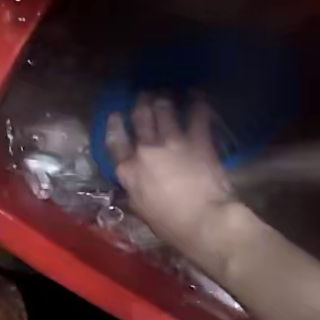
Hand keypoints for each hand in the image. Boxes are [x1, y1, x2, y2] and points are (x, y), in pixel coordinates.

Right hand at [103, 94, 249, 260]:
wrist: (204, 220)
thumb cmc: (171, 226)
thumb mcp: (142, 211)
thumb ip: (135, 191)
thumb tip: (133, 185)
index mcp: (129, 172)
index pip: (115, 142)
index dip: (114, 125)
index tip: (115, 115)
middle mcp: (146, 151)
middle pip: (140, 120)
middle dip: (141, 105)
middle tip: (143, 95)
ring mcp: (173, 142)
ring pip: (164, 112)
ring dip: (163, 101)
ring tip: (164, 93)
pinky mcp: (198, 141)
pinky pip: (196, 116)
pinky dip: (196, 104)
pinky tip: (197, 95)